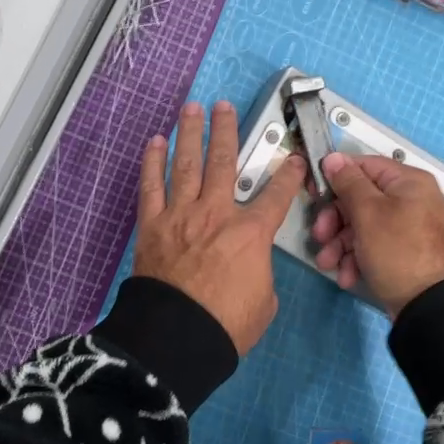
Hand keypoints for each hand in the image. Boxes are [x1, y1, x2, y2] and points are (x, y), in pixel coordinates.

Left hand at [134, 101, 305, 354]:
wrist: (177, 337)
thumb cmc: (227, 325)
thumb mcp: (264, 302)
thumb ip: (260, 273)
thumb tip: (251, 265)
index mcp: (251, 233)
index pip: (277, 195)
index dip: (288, 174)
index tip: (292, 158)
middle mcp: (216, 213)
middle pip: (223, 161)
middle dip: (226, 131)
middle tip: (224, 106)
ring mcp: (181, 215)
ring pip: (187, 163)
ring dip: (189, 133)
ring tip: (191, 109)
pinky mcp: (151, 224)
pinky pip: (151, 186)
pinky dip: (152, 162)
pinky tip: (154, 142)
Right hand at [312, 152, 443, 316]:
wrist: (433, 308)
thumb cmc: (399, 251)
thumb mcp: (368, 213)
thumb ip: (348, 182)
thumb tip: (333, 157)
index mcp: (408, 182)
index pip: (363, 166)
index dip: (335, 178)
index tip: (313, 193)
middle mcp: (412, 200)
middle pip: (361, 199)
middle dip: (335, 220)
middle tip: (319, 236)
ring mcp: (410, 229)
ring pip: (364, 226)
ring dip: (341, 243)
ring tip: (329, 263)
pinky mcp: (406, 255)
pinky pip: (376, 247)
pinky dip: (358, 259)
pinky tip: (347, 276)